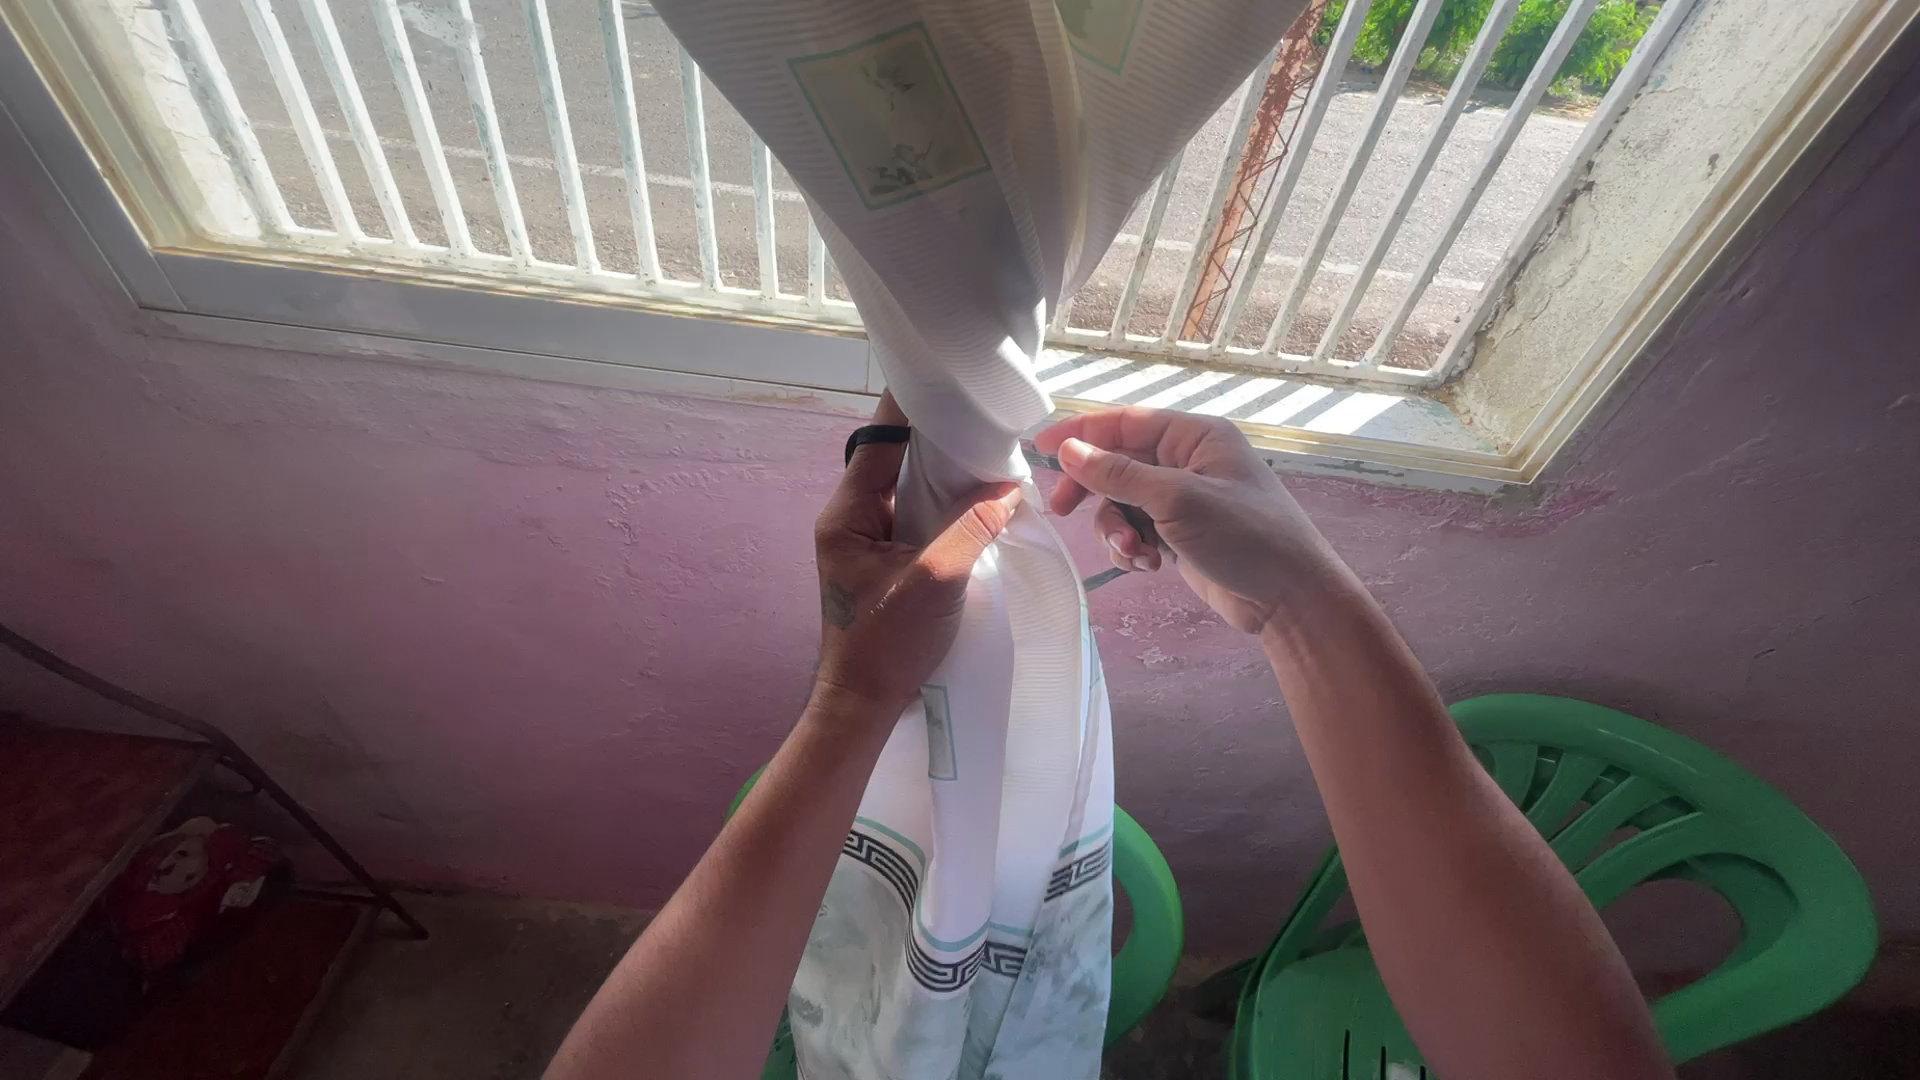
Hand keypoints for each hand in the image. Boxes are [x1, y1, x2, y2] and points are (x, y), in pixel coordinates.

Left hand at [813, 394, 1021, 718]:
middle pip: (894, 458)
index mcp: (848, 512)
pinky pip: (914, 514)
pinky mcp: (884, 556)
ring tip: (986, 450)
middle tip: (982, 417)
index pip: (880, 440)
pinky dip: (943, 502)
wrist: (864, 701)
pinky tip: (975, 497)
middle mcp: (851, 515)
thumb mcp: (937, 581)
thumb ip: (973, 528)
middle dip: (937, 437)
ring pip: (907, 486)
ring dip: (943, 472)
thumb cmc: (888, 643)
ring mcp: (866, 536)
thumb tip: (1009, 487)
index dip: (914, 408)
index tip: (952, 381)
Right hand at [1034, 407, 1350, 633]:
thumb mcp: (1176, 500)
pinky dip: (1132, 548)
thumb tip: (1068, 449)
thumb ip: (1118, 474)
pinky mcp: (1178, 533)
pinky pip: (1135, 530)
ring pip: (1120, 504)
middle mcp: (1185, 462)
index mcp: (1194, 437)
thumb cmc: (1244, 537)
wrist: (1290, 601)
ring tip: (1135, 554)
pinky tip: (1148, 565)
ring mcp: (1181, 500)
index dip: (1080, 431)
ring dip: (1116, 530)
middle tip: (1061, 511)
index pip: (1125, 423)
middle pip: (1116, 464)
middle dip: (1092, 491)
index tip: (1041, 446)